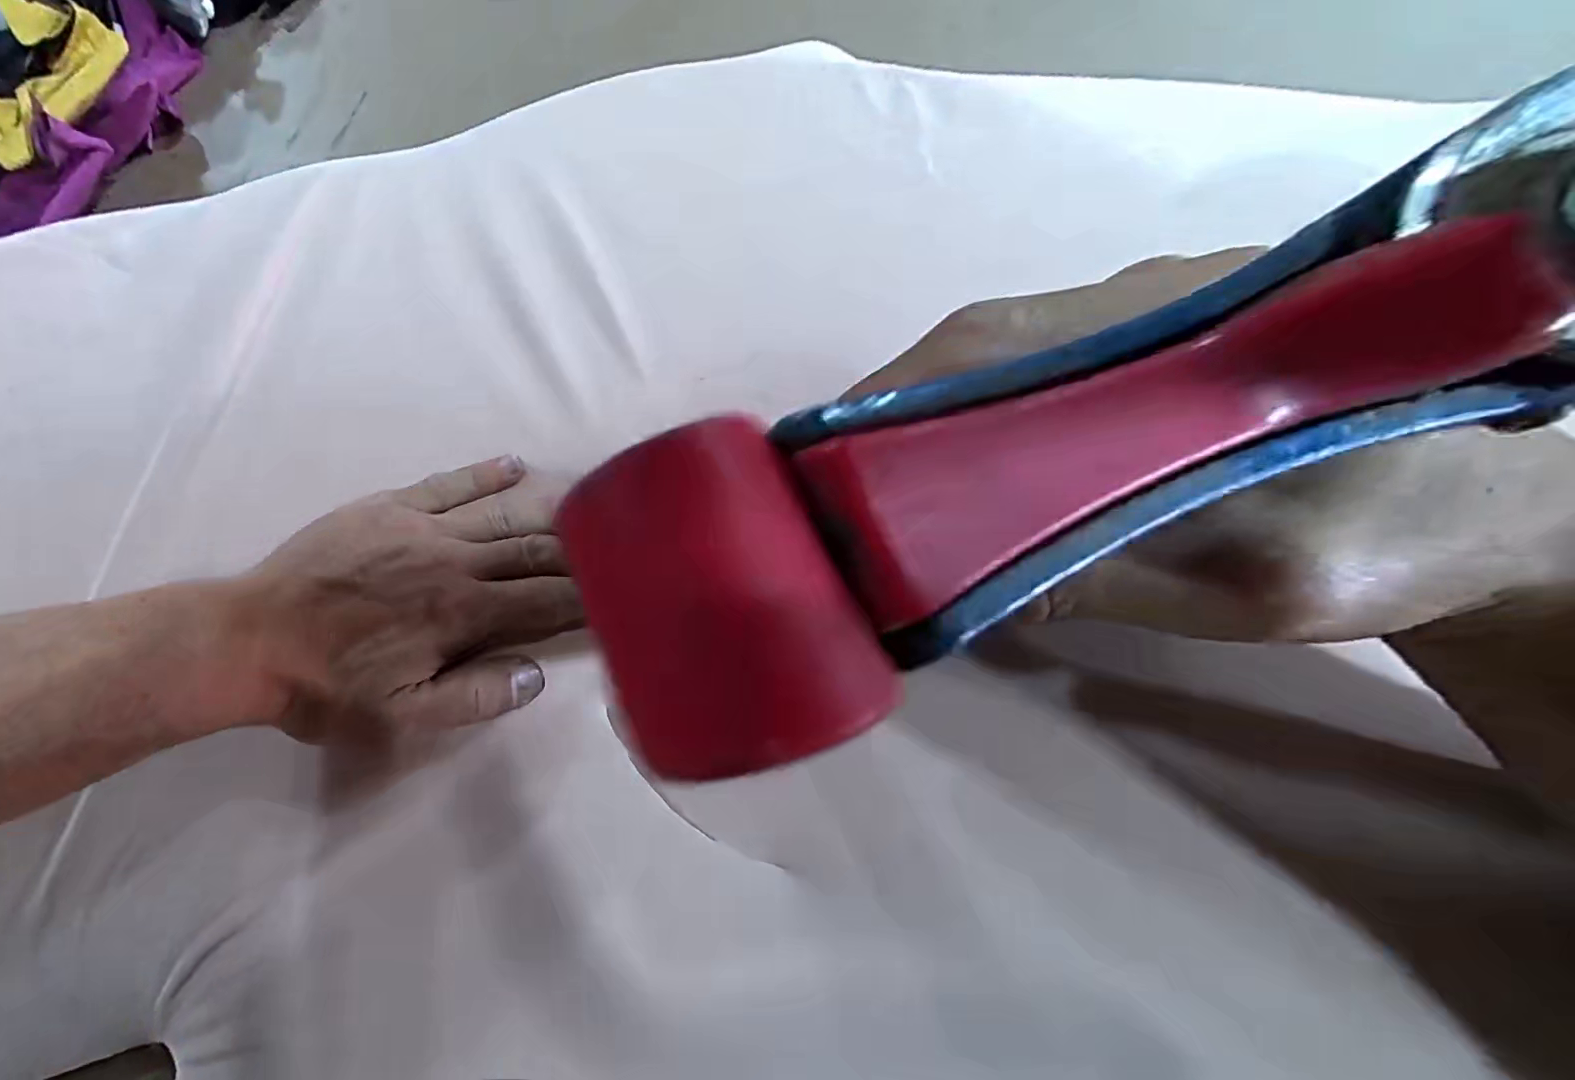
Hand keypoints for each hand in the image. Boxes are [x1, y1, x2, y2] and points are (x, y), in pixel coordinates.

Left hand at [220, 456, 582, 743]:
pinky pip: (447, 483)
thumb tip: (536, 674)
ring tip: (584, 506)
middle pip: (533, 551)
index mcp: (461, 614)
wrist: (249, 638)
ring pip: (501, 514)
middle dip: (579, 551)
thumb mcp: (400, 719)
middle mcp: (453, 561)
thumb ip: (474, 699)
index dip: (586, 597)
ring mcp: (421, 527)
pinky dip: (485, 474)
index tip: (617, 592)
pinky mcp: (389, 507)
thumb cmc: (328, 687)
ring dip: (547, 511)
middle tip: (613, 546)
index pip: (544, 601)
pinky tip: (514, 464)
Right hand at [853, 251, 1574, 641]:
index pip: (962, 365)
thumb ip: (1087, 580)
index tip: (827, 486)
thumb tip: (944, 597)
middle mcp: (1116, 302)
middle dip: (877, 428)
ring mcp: (1121, 307)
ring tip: (876, 491)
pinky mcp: (1130, 327)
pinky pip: (1009, 363)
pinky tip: (951, 461)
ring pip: (971, 357)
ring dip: (911, 422)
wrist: (1517, 484)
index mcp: (1144, 344)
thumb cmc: (1379, 534)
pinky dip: (957, 413)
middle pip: (949, 355)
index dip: (881, 424)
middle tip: (837, 502)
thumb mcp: (1238, 582)